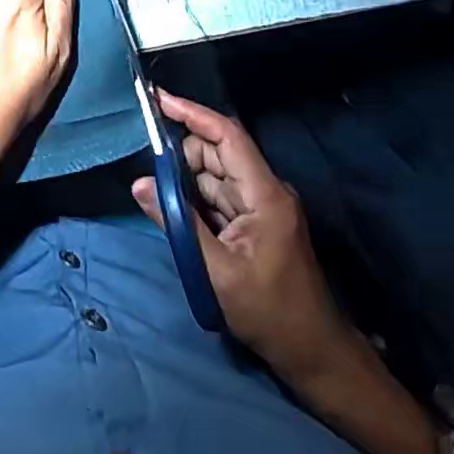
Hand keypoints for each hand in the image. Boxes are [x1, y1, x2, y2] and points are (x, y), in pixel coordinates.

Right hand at [131, 89, 351, 375]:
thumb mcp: (217, 271)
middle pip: (215, 153)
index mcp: (265, 195)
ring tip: (163, 204)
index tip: (158, 100)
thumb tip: (140, 184)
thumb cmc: (270, 312)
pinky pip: (216, 196)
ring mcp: (260, 207)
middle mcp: (265, 192)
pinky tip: (179, 216)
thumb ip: (177, 222)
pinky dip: (194, 199)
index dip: (192, 114)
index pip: (227, 137)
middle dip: (180, 158)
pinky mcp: (253, 222)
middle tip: (152, 179)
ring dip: (185, 182)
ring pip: (212, 174)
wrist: (313, 354)